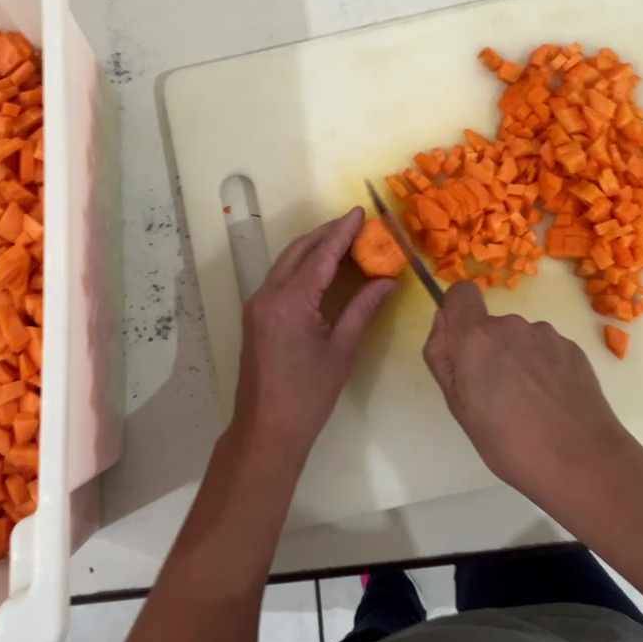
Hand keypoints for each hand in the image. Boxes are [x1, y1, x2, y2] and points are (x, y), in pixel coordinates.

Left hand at [232, 208, 396, 463]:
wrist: (267, 428)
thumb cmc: (309, 394)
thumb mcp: (342, 350)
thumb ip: (363, 308)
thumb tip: (386, 280)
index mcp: (291, 301)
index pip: (321, 255)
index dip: (343, 232)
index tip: (360, 213)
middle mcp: (268, 294)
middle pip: (299, 251)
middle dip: (326, 234)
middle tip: (354, 224)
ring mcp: (257, 304)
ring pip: (286, 262)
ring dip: (313, 248)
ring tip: (342, 240)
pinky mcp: (256, 315)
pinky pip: (280, 278)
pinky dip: (301, 266)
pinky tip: (321, 268)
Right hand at [422, 281, 636, 502]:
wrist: (584, 463)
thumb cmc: (509, 442)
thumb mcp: (459, 407)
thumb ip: (442, 357)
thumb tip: (442, 321)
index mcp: (476, 337)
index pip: (461, 293)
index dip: (458, 314)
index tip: (462, 347)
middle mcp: (511, 325)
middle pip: (490, 325)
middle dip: (489, 350)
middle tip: (497, 395)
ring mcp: (547, 335)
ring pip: (520, 339)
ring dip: (519, 360)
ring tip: (529, 403)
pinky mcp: (573, 349)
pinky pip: (547, 350)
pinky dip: (544, 368)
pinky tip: (552, 402)